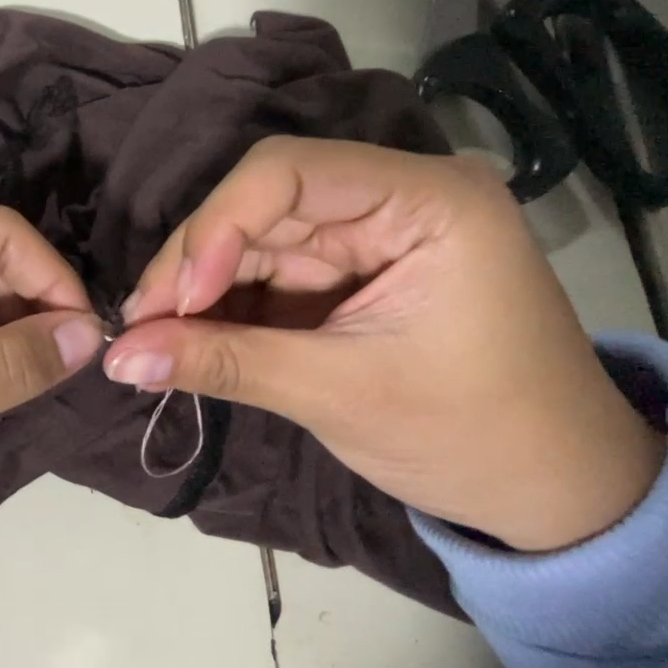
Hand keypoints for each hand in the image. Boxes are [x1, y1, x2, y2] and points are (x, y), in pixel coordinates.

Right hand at [102, 137, 665, 551]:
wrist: (551, 495)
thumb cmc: (473, 436)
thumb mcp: (339, 395)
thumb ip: (222, 363)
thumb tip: (116, 359)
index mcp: (426, 202)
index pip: (288, 173)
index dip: (217, 226)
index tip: (177, 302)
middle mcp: (388, 202)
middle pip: (254, 206)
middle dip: (190, 266)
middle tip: (138, 329)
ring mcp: (360, 238)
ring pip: (243, 241)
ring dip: (191, 291)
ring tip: (147, 341)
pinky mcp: (336, 276)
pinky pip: (254, 276)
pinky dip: (213, 309)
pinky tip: (179, 339)